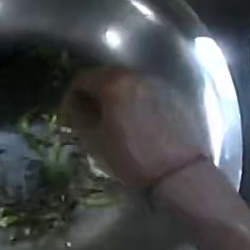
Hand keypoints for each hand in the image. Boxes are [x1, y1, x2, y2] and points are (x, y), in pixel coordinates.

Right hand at [61, 67, 208, 191]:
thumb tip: (75, 104)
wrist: (179, 174)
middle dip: (94, 92)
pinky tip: (137, 122)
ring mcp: (157, 85)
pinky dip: (135, 101)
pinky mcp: (174, 97)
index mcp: (113, 84)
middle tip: (90, 114)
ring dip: (116, 96)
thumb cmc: (131, 157)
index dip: (72, 94)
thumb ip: (79, 115)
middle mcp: (136, 77)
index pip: (82, 78)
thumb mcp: (94, 139)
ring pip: (128, 84)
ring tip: (114, 119)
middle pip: (106, 76)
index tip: (70, 110)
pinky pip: (145, 93)